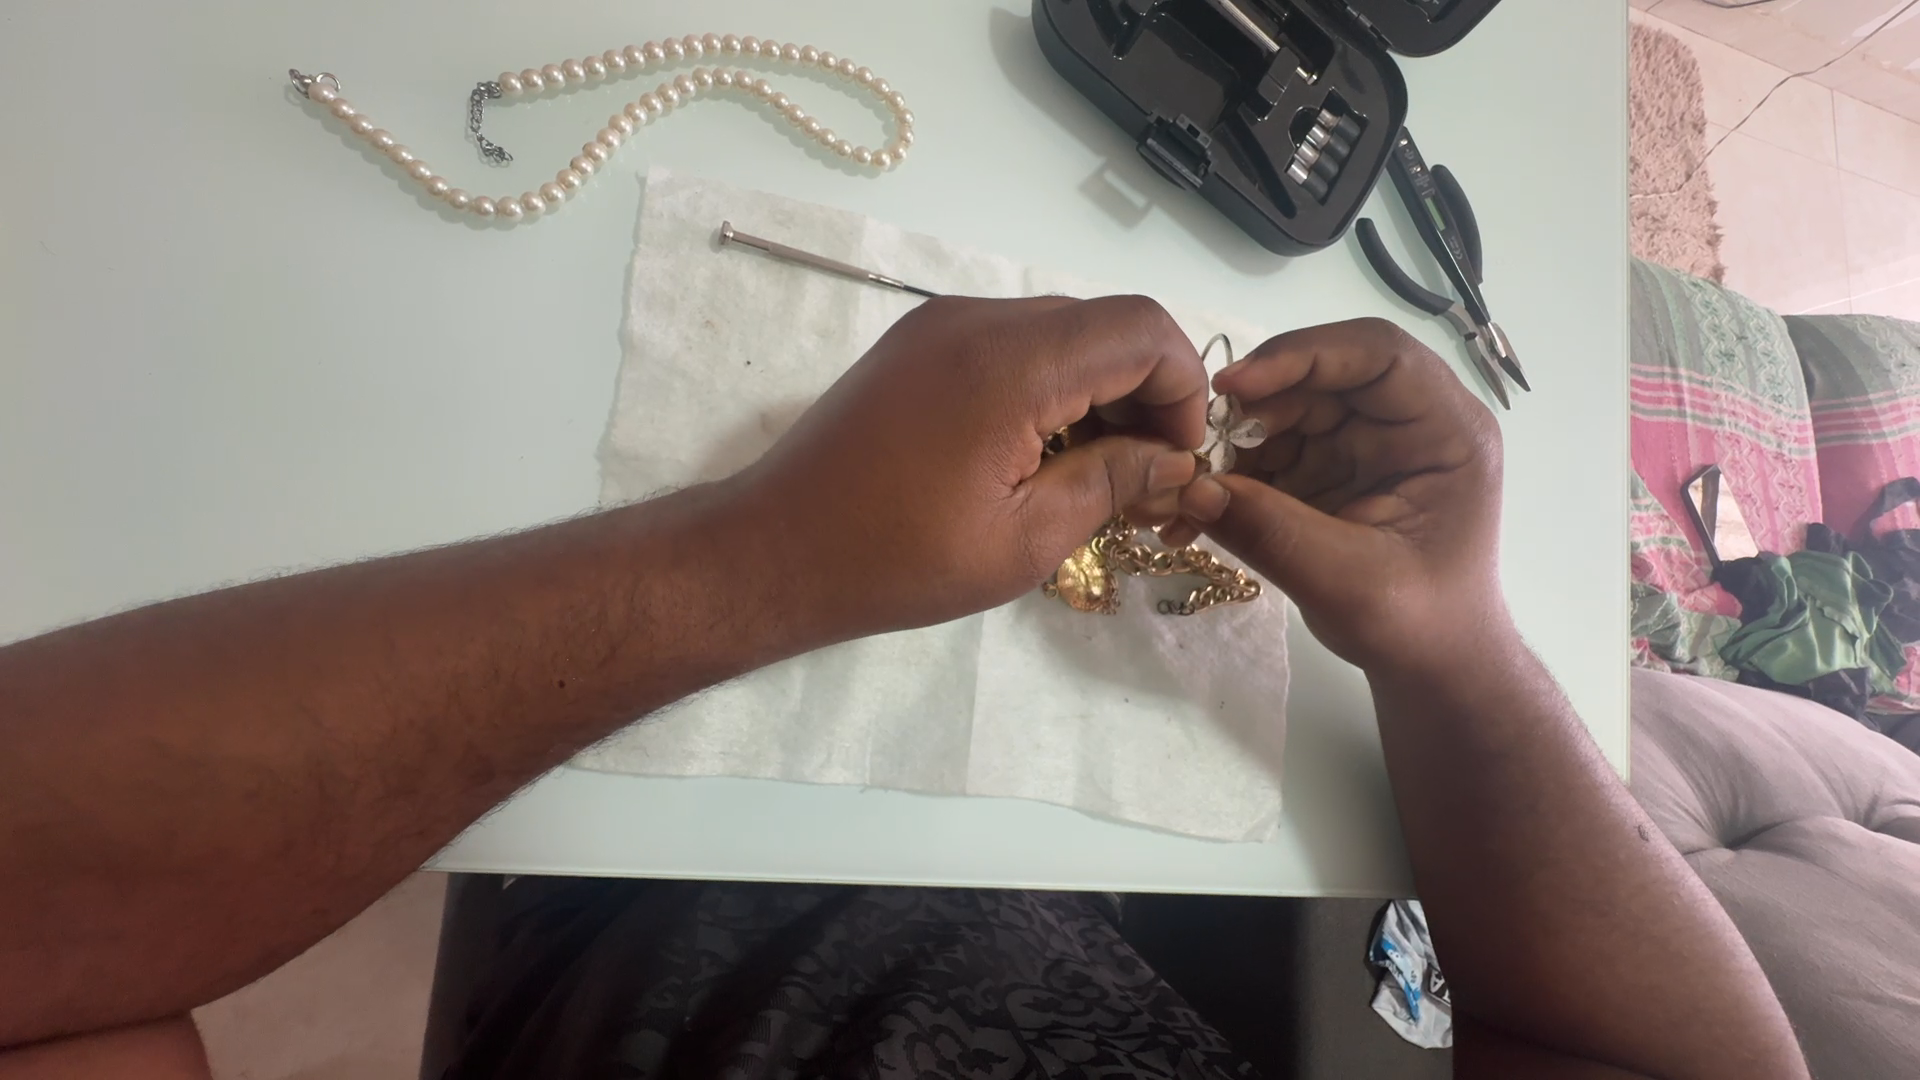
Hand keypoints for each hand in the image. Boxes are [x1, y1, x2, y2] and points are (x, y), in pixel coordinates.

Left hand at [728, 295, 1207, 639]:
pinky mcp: (917, 345)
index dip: (1183, 387)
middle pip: (1104, 326)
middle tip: (1138, 475)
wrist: (774, 550)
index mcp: (1010, 365)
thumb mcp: (1023, 540)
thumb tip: (1175, 460)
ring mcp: (939, 325)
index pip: (1142, 330)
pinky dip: (1047, 387)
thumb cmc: (897, 561)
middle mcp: (975, 320)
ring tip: (1090, 471)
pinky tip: (1037, 450)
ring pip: (1060, 334)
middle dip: (1143, 395)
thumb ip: (1111, 484)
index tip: (1175, 458)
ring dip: (1095, 392)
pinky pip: (1011, 346)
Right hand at [1160, 318, 1506, 671]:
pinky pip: (1265, 455)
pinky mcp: (1323, 472)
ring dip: (1227, 448)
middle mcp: (1399, 425)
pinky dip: (1225, 479)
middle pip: (1316, 381)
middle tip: (1191, 450)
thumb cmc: (1415, 622)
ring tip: (1183, 493)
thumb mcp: (1345, 580)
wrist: (1425, 662)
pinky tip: (1191, 512)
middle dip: (1248, 411)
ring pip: (1280, 415)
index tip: (1231, 388)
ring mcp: (1357, 447)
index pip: (1377, 355)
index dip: (1302, 356)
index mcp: (1442, 431)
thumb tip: (1187, 490)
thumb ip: (1270, 532)